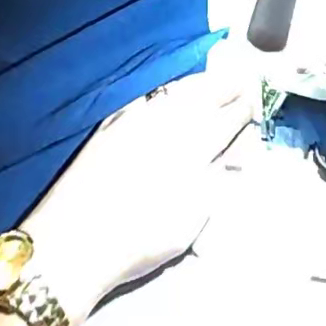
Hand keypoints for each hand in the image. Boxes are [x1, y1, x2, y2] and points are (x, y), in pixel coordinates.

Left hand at [21, 71, 251, 325]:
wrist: (70, 245)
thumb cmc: (140, 239)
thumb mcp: (193, 219)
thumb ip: (218, 181)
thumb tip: (235, 157)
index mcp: (196, 143)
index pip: (231, 116)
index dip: (247, 108)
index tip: (256, 104)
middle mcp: (171, 121)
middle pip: (208, 93)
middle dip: (229, 86)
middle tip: (243, 81)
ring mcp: (139, 117)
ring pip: (180, 89)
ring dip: (202, 83)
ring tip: (213, 81)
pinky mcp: (113, 122)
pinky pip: (150, 95)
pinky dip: (169, 91)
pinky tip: (172, 93)